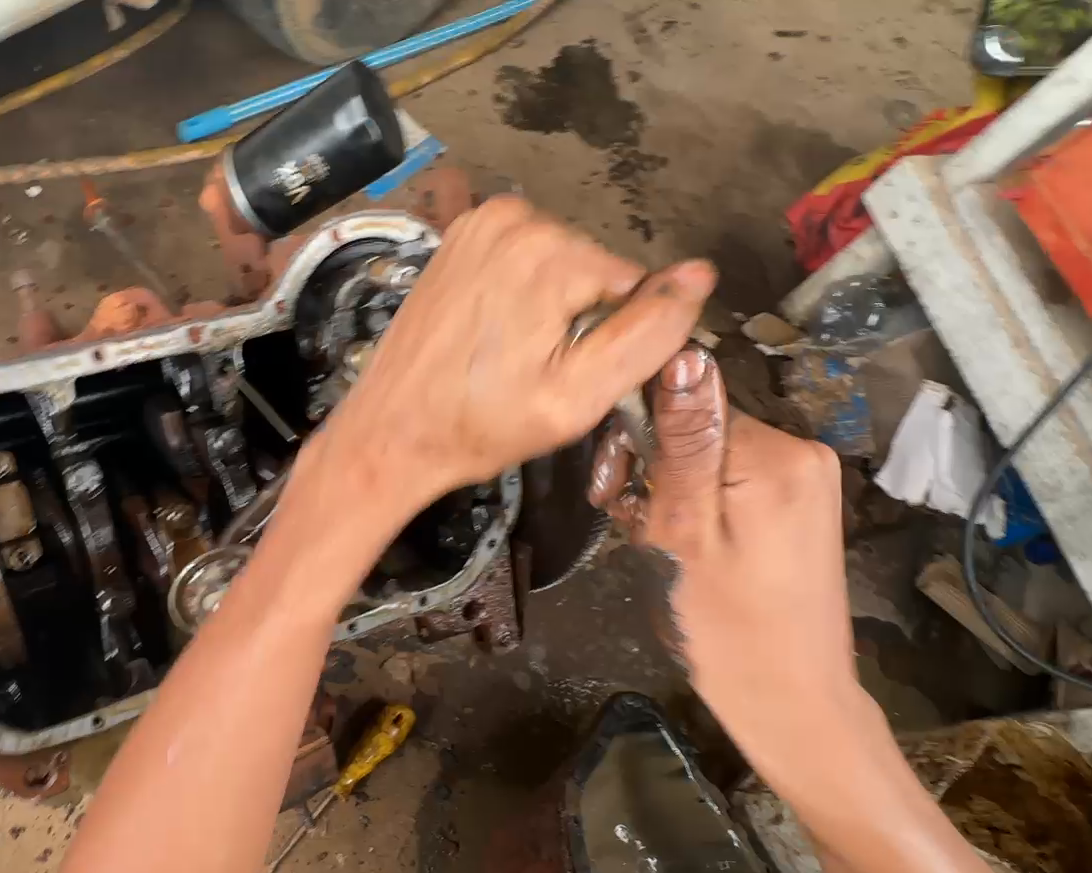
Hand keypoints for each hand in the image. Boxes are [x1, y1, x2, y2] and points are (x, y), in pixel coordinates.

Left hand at [319, 196, 715, 516]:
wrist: (391, 433)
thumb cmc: (478, 426)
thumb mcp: (576, 398)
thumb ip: (648, 334)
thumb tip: (699, 275)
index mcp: (550, 252)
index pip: (630, 285)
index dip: (608, 337)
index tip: (563, 373)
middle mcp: (513, 219)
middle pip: (589, 270)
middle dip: (573, 320)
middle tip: (528, 370)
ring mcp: (477, 225)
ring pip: (555, 265)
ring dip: (542, 310)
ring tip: (502, 357)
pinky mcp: (455, 241)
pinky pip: (517, 262)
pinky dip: (513, 296)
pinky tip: (486, 337)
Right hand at [588, 354, 882, 785]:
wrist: (788, 700)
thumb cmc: (724, 624)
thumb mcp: (687, 533)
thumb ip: (684, 444)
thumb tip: (682, 354)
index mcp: (776, 454)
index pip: (687, 398)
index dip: (636, 434)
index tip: (611, 487)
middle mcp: (801, 451)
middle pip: (698, 424)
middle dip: (649, 463)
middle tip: (619, 517)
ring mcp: (804, 480)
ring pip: (707, 453)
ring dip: (664, 485)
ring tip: (645, 536)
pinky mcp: (796, 506)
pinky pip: (728, 478)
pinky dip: (692, 502)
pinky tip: (675, 540)